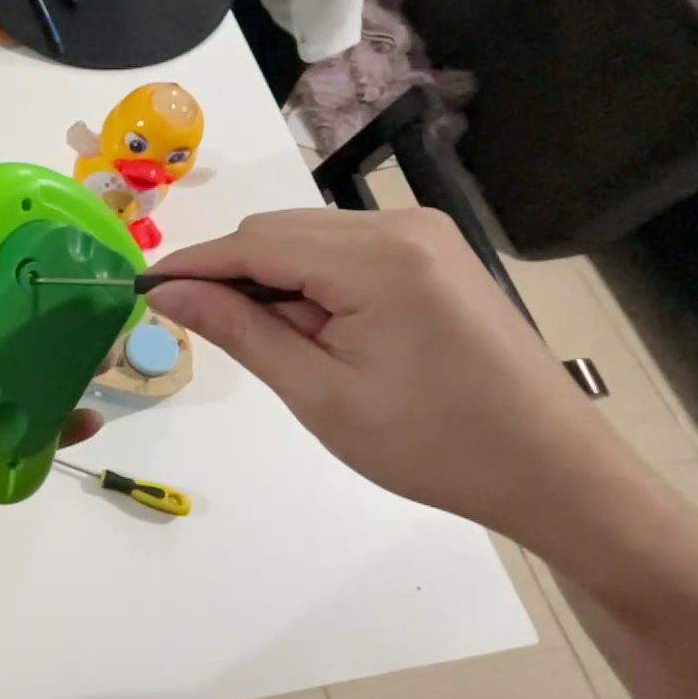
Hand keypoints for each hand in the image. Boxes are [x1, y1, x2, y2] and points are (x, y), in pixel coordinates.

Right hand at [144, 208, 635, 539]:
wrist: (555, 473)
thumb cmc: (434, 446)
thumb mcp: (320, 394)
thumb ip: (238, 330)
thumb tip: (166, 293)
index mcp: (377, 258)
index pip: (253, 243)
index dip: (192, 265)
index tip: (142, 291)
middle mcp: (399, 225)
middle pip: (277, 231)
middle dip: (233, 275)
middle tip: (214, 333)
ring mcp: (421, 233)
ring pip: (304, 236)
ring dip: (271, 278)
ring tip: (280, 343)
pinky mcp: (430, 250)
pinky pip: (339, 248)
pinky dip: (308, 280)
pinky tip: (316, 327)